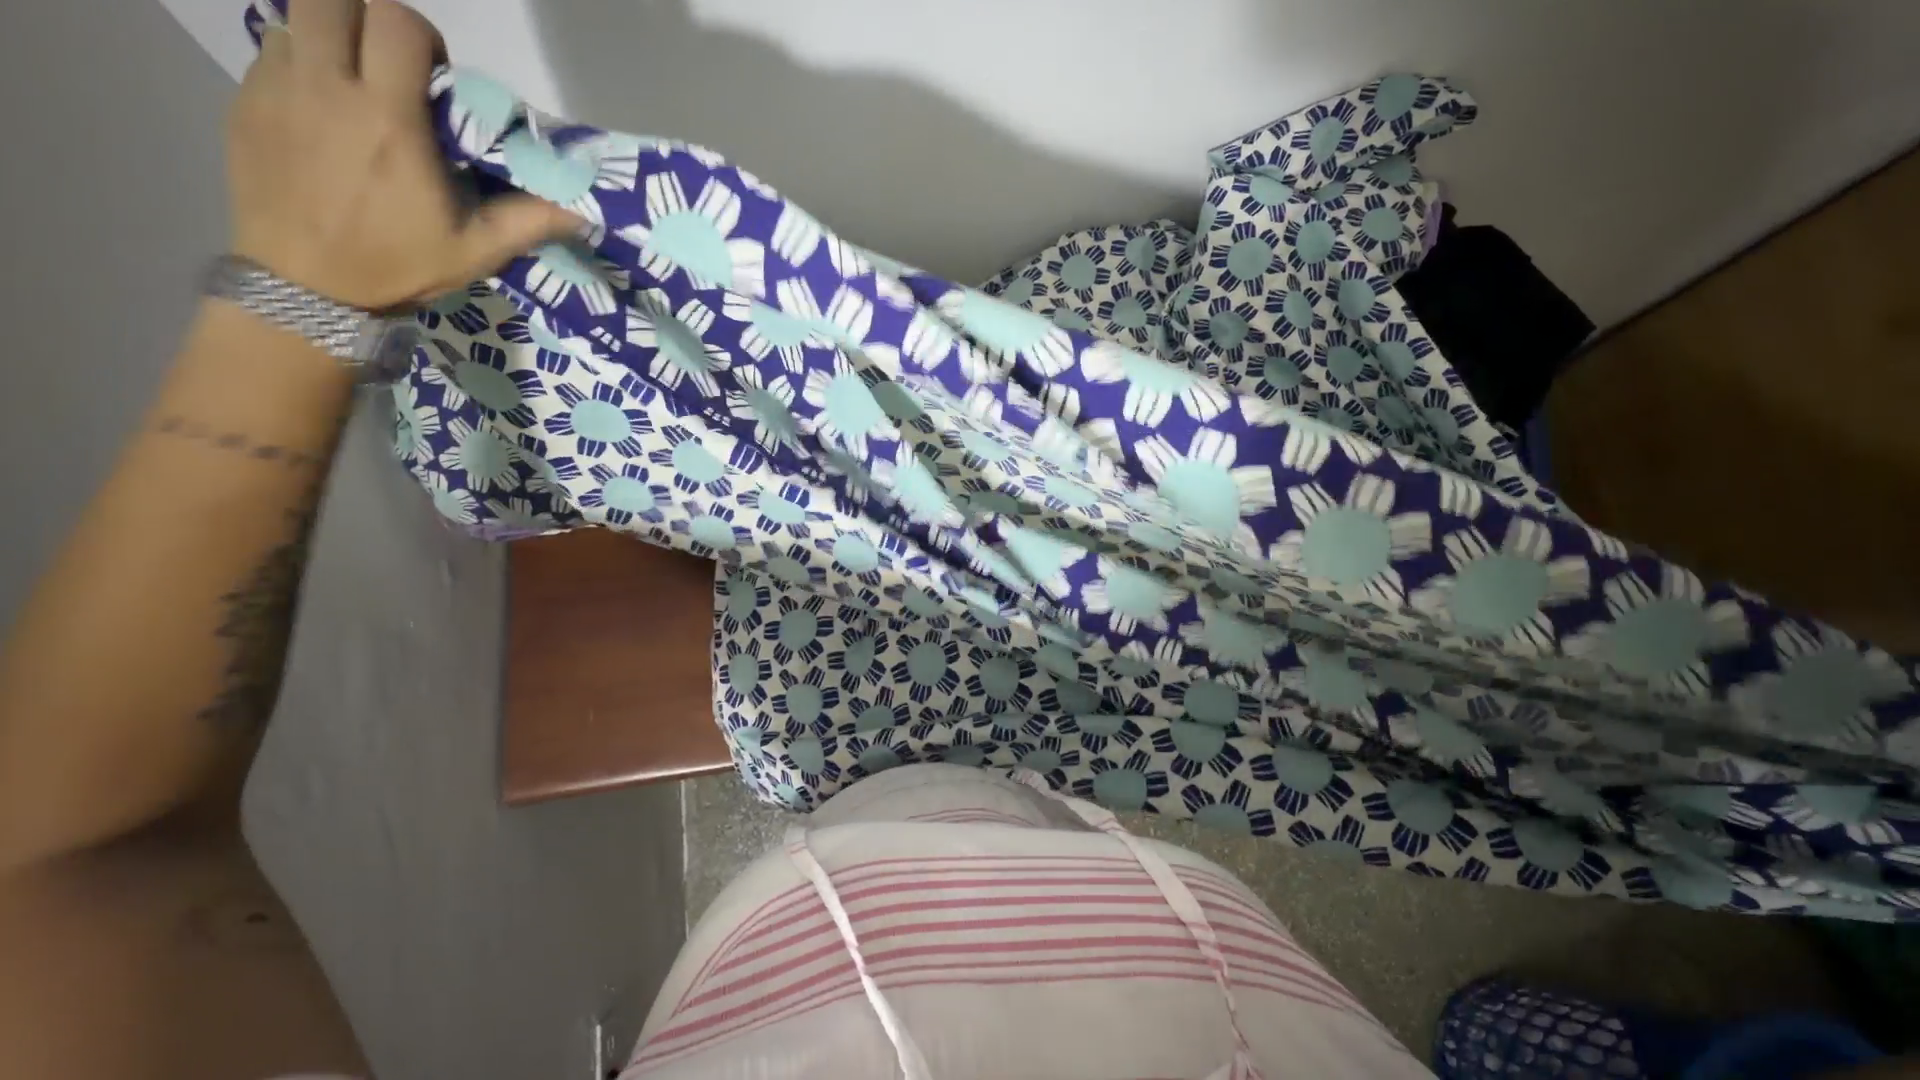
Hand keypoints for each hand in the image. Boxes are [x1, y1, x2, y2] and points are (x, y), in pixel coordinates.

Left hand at [226, 0, 576, 309]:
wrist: (304, 292)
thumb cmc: (395, 267)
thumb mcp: (475, 250)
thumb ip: (528, 220)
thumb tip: (582, 208)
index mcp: (388, 119)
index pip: (397, 22)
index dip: (420, 36)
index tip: (431, 75)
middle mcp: (325, 89)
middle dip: (367, 18)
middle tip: (387, 64)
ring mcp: (275, 92)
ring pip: (295, 19)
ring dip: (329, 39)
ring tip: (351, 85)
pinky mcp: (242, 105)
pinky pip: (270, 55)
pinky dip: (298, 67)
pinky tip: (318, 113)